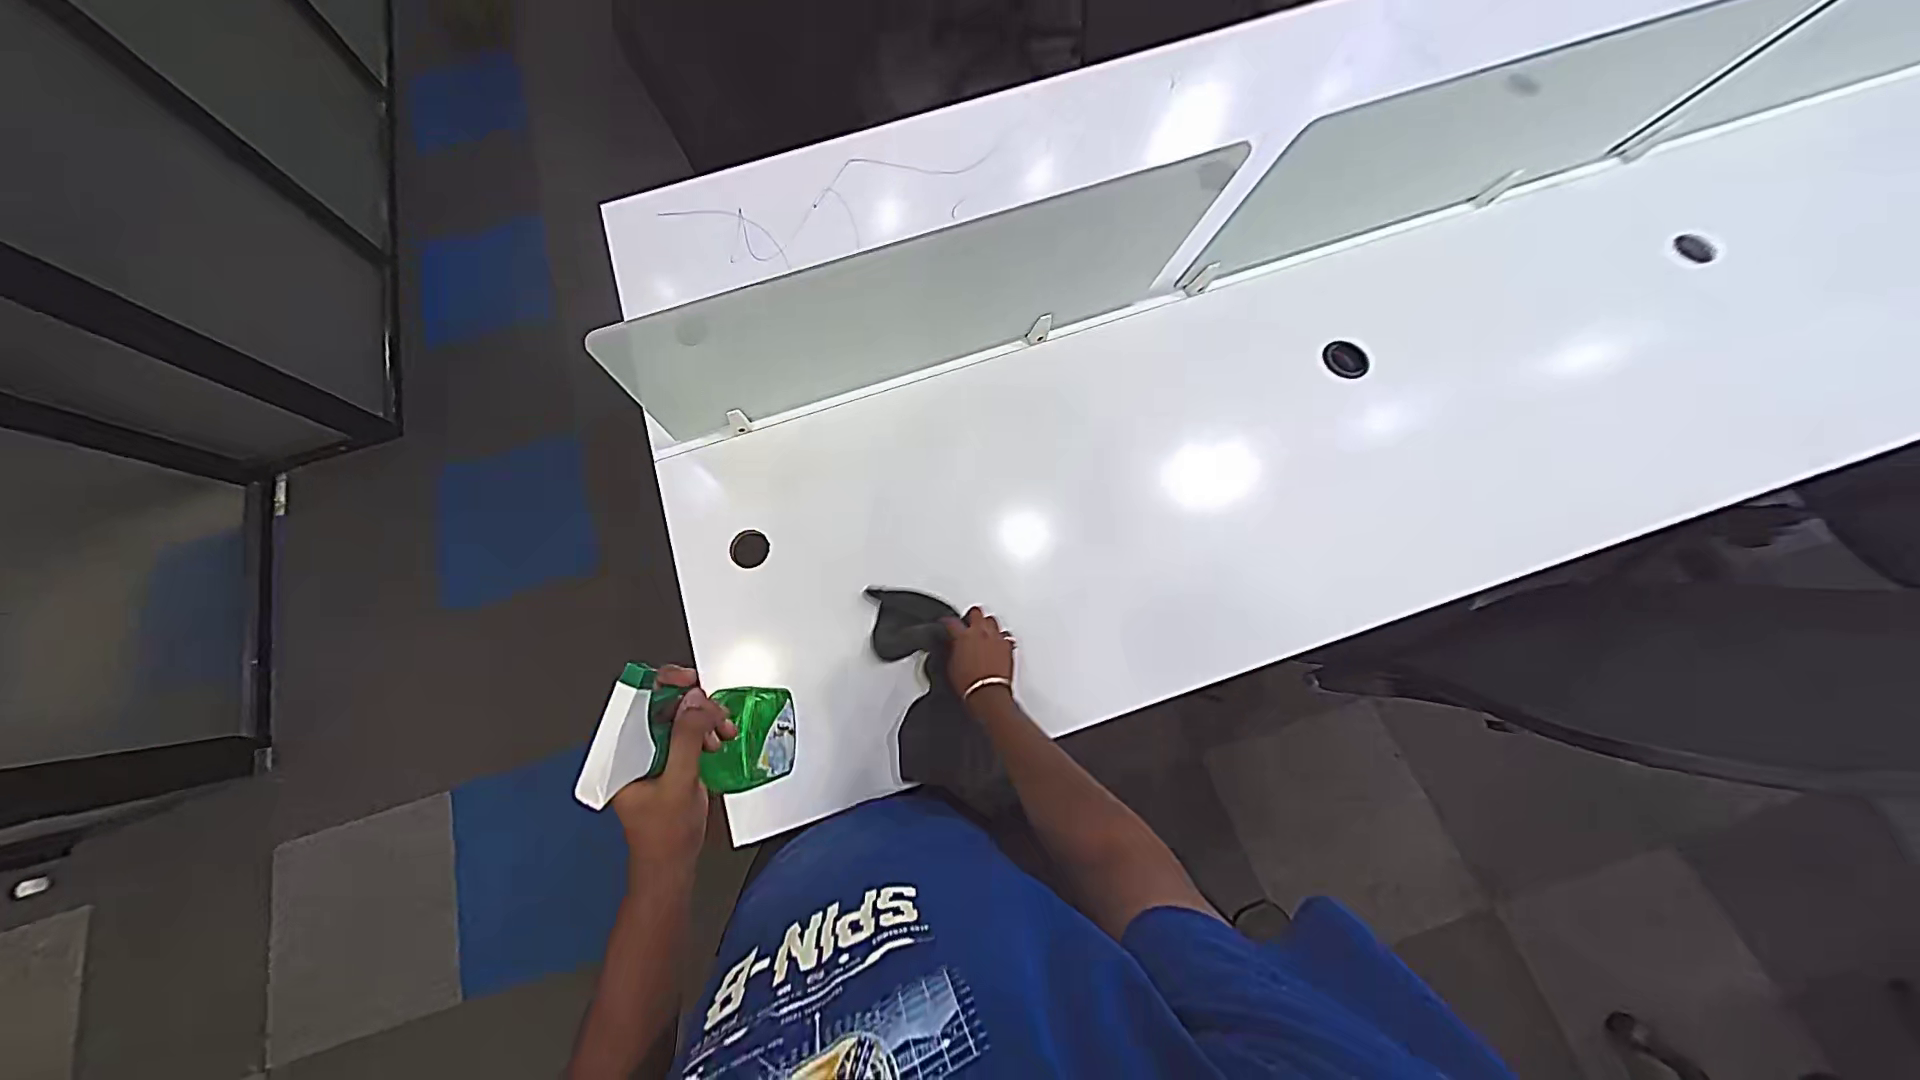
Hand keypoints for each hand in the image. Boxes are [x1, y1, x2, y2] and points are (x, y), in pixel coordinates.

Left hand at [610, 665, 737, 871]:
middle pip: (662, 705)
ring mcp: (651, 755)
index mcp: (621, 754)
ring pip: (679, 717)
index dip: (664, 683)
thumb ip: (686, 739)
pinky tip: (717, 739)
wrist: (670, 866)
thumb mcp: (679, 782)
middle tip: (715, 712)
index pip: (637, 702)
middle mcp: (632, 750)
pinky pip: (688, 732)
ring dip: (705, 719)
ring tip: (721, 731)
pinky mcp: (668, 760)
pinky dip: (706, 731)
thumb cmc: (664, 837)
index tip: (690, 681)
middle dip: (695, 705)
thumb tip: (695, 703)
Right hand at [941, 607, 1014, 702]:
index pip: (951, 621)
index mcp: (963, 636)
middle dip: (971, 616)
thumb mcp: (950, 665)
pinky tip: (996, 642)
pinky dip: (999, 637)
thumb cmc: (969, 684)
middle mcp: (981, 633)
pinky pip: (1004, 635)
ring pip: (992, 620)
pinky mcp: (1007, 646)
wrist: (988, 694)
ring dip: (986, 624)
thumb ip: (951, 649)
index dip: (946, 621)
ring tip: (983, 631)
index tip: (945, 623)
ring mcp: (996, 638)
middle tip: (968, 622)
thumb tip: (951, 645)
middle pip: (976, 612)